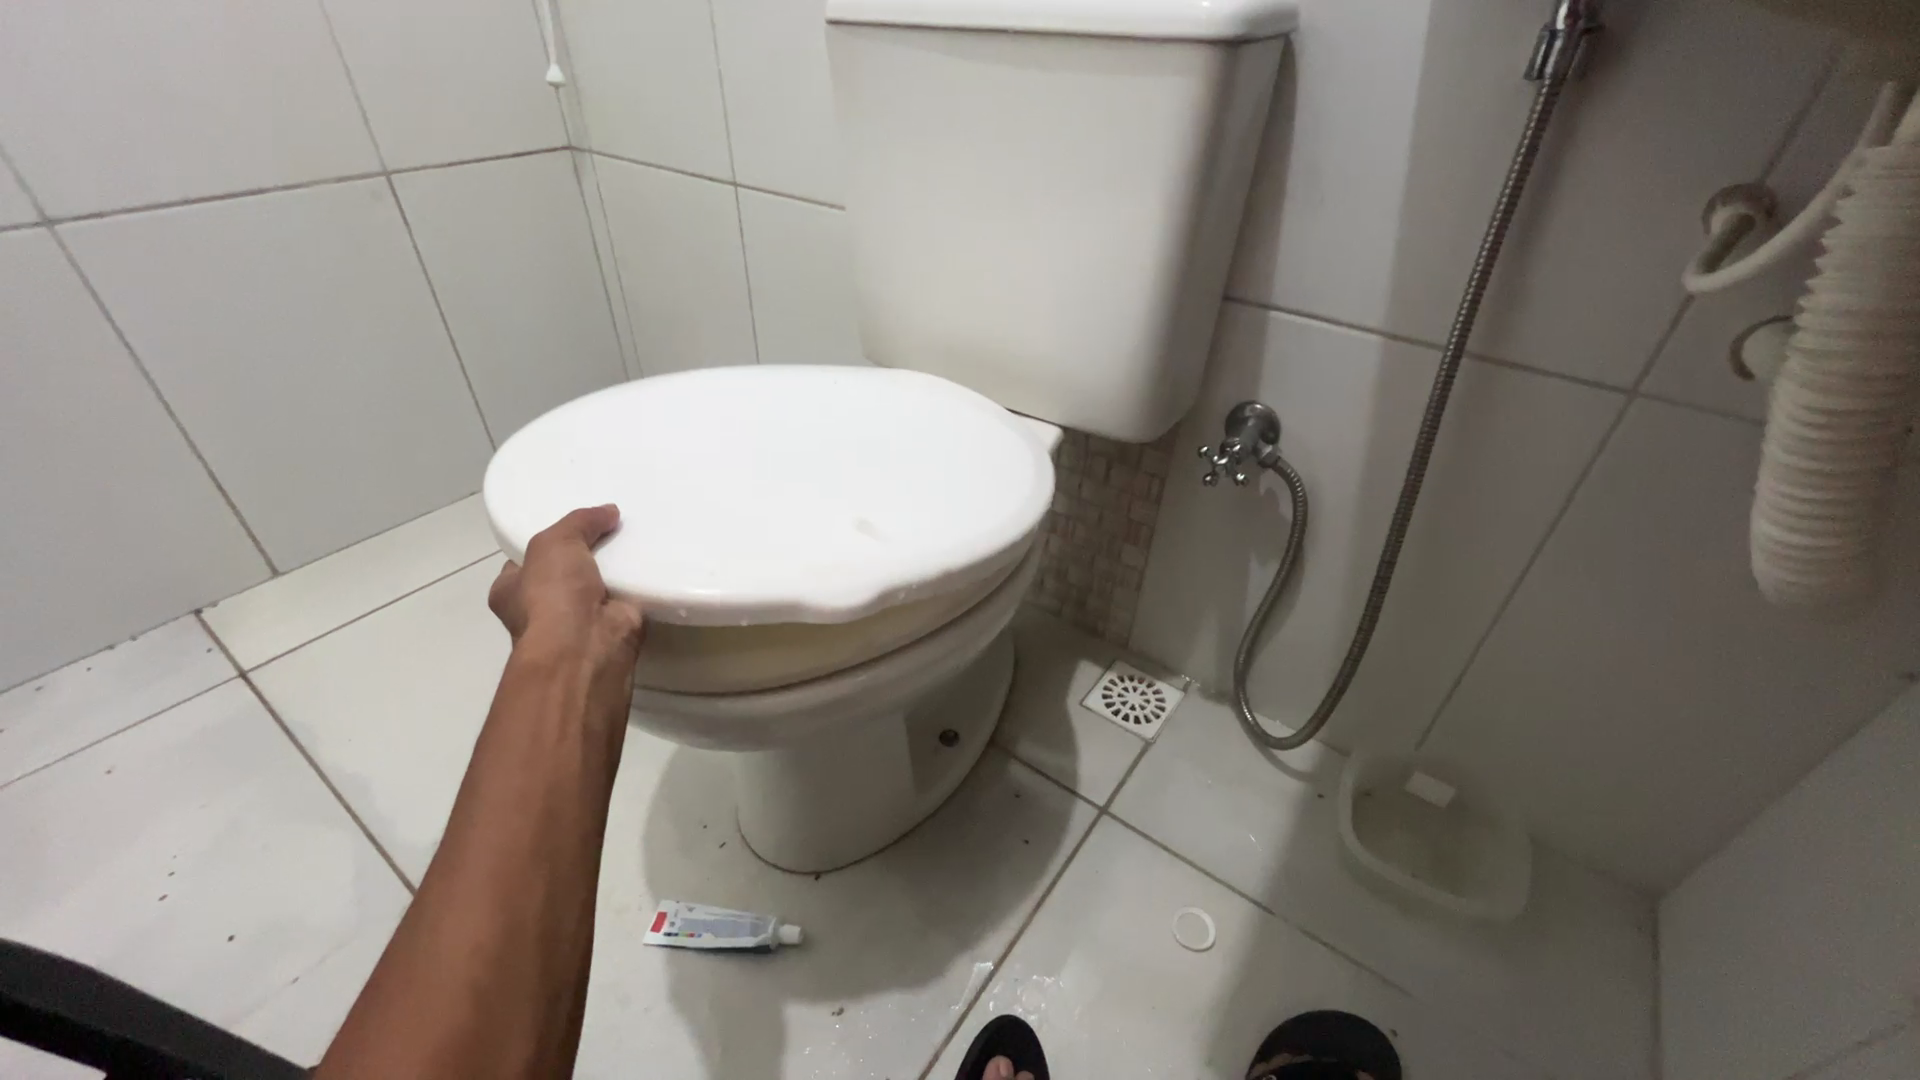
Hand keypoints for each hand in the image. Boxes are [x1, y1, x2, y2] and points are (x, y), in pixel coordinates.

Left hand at [489, 505, 644, 675]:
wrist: (585, 643)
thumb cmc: (552, 594)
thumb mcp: (555, 542)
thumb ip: (580, 522)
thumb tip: (609, 511)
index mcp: (511, 591)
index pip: (526, 559)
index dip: (547, 540)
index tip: (572, 524)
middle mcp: (540, 608)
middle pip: (565, 570)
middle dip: (585, 553)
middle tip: (609, 527)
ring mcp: (576, 620)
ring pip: (598, 583)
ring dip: (614, 568)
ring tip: (635, 537)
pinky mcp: (612, 625)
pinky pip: (626, 597)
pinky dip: (637, 583)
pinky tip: (651, 562)